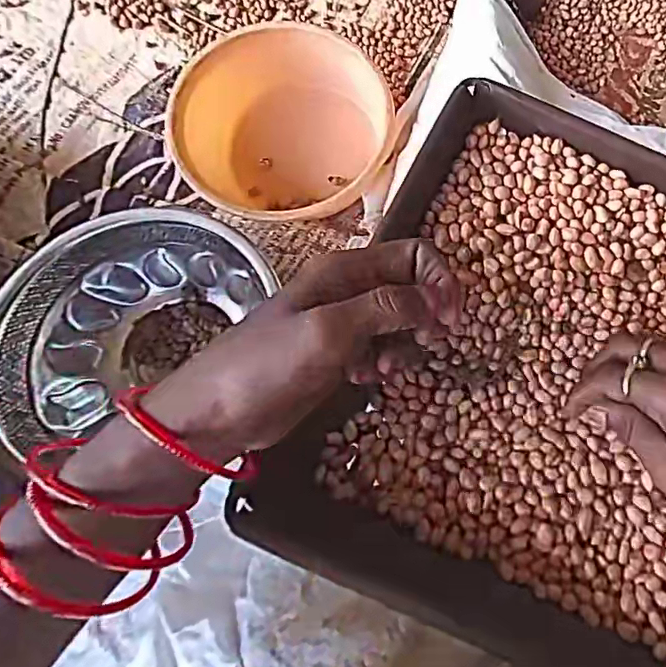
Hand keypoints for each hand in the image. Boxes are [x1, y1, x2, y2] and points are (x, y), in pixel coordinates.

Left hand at [140, 239, 461, 458]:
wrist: (218, 411)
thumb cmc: (266, 364)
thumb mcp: (329, 330)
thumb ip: (385, 308)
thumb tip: (434, 299)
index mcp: (346, 270)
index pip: (413, 255)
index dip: (439, 281)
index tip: (447, 318)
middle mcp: (348, 289)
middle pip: (413, 288)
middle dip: (427, 315)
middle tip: (428, 343)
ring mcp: (344, 322)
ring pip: (402, 321)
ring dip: (405, 345)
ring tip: (382, 369)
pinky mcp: (339, 353)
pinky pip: (381, 348)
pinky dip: (384, 362)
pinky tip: (366, 378)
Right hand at [563, 334, 665, 546]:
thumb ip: (631, 431)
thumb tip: (598, 408)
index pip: (614, 375)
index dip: (584, 391)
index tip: (569, 412)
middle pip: (631, 342)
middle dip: (598, 364)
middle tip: (585, 395)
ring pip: (653, 344)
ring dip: (623, 362)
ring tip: (607, 396)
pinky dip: (648, 367)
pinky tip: (640, 396)